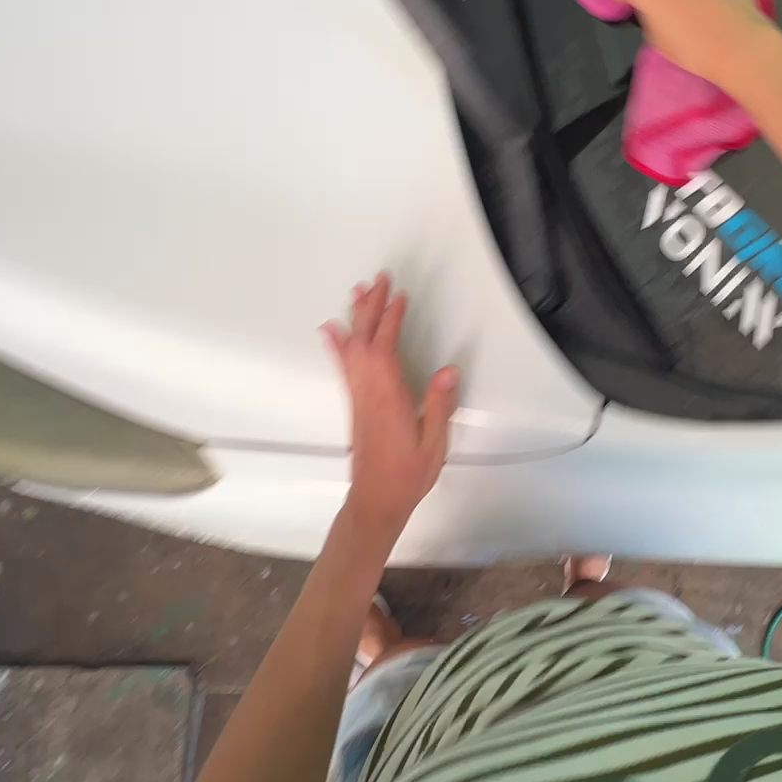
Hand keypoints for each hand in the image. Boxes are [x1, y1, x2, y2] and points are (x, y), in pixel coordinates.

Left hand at [321, 274, 459, 525]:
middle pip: (365, 341)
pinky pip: (344, 367)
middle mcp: (369, 392)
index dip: (391, 320)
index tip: (399, 296)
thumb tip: (448, 371)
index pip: (386, 349)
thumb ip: (439, 406)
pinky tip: (332, 332)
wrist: (375, 501)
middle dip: (372, 308)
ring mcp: (359, 397)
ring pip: (352, 349)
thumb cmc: (407, 475)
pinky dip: (338, 345)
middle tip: (379, 280)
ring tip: (358, 292)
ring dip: (356, 318)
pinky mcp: (356, 404)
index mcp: (389, 398)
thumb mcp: (434, 444)